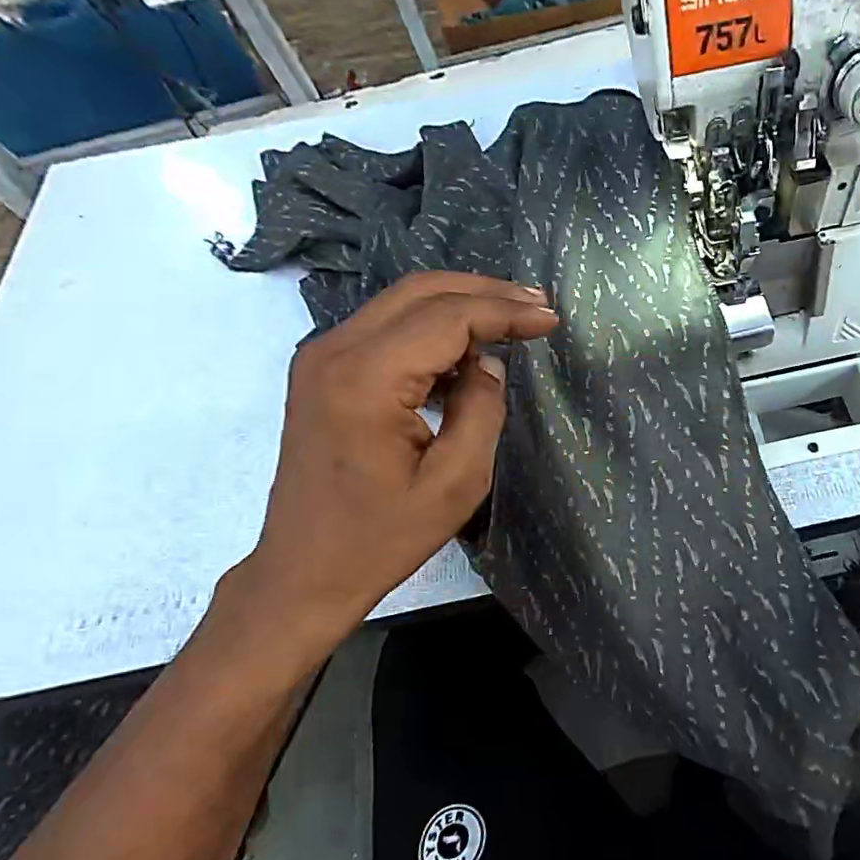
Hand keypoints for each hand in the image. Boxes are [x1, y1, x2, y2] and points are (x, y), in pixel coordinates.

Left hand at [227, 272, 557, 652]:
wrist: (307, 567)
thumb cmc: (384, 535)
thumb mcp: (456, 482)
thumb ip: (481, 411)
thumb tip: (488, 365)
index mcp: (366, 379)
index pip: (446, 318)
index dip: (504, 312)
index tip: (551, 320)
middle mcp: (334, 352)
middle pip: (419, 292)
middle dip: (486, 292)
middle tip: (538, 305)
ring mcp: (322, 358)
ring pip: (402, 303)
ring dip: (461, 304)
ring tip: (515, 318)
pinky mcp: (324, 372)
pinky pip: (388, 329)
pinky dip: (435, 327)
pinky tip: (470, 349)